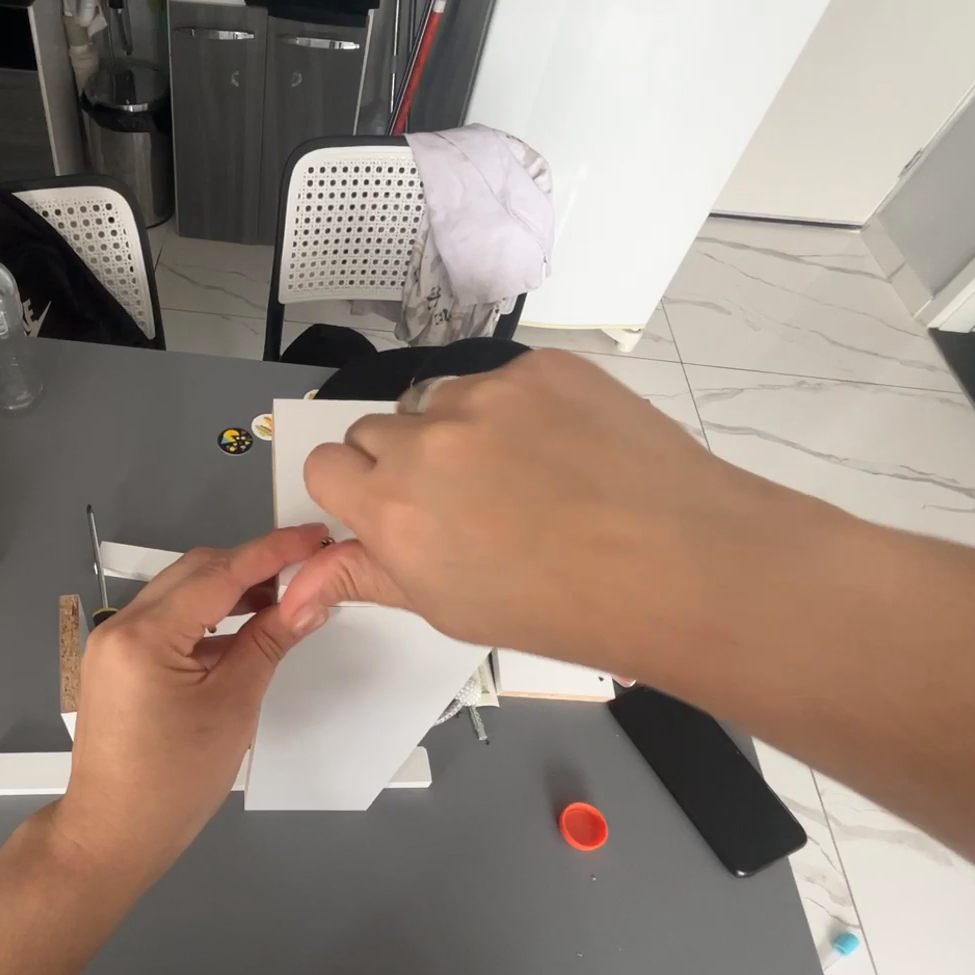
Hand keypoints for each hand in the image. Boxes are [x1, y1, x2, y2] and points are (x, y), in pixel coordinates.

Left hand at [51, 525, 332, 880]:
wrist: (113, 834)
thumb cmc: (175, 781)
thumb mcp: (233, 705)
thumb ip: (269, 641)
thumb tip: (310, 599)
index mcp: (144, 635)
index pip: (217, 574)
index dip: (270, 552)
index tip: (312, 537)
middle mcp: (120, 625)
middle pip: (195, 573)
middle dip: (251, 566)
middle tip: (304, 570)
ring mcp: (113, 641)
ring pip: (181, 592)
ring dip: (230, 590)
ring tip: (282, 598)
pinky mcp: (118, 659)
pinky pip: (168, 620)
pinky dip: (207, 618)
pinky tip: (243, 627)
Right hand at [278, 349, 850, 680]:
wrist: (678, 566)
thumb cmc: (557, 607)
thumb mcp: (446, 607)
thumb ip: (364, 576)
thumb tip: (296, 582)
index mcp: (392, 509)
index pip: (323, 464)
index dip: (350, 486)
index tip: (383, 503)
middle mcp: (425, 442)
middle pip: (374, 429)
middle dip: (399, 460)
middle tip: (457, 496)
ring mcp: (484, 396)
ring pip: (436, 401)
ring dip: (455, 430)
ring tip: (519, 473)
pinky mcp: (539, 367)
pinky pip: (499, 381)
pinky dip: (515, 410)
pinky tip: (560, 449)